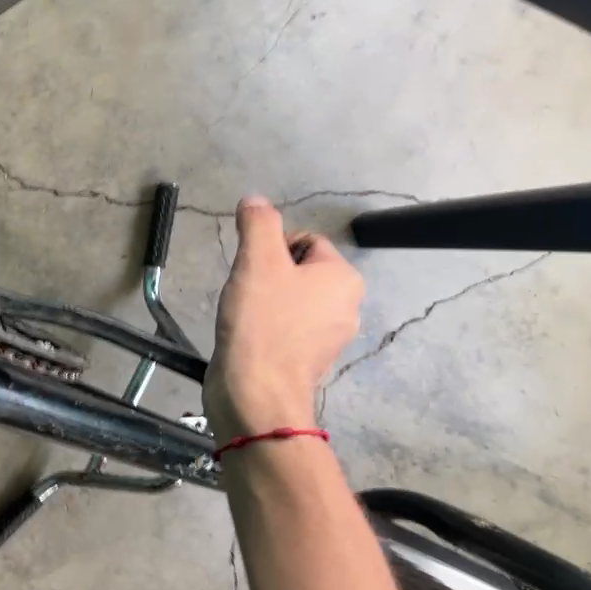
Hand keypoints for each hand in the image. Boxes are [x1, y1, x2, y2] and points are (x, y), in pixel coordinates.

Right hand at [203, 196, 363, 440]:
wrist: (256, 389)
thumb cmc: (261, 321)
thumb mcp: (256, 261)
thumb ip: (258, 225)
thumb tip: (255, 200)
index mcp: (343, 278)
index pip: (306, 241)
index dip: (271, 247)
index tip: (250, 268)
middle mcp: (347, 305)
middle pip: (299, 270)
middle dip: (267, 275)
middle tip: (244, 290)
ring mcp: (330, 337)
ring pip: (291, 300)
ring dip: (265, 301)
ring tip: (243, 314)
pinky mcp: (308, 360)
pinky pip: (287, 328)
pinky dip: (267, 327)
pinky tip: (248, 335)